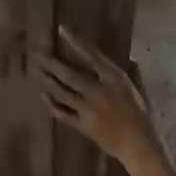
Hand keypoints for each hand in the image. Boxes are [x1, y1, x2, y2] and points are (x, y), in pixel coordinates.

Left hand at [36, 27, 161, 165]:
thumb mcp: (132, 88)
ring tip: (35, 71)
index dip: (75, 42)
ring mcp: (88, 110)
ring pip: (63, 93)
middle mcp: (98, 91)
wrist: (137, 145)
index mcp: (114, 79)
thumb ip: (118, 74)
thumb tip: (104, 61)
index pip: (92, 56)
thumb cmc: (140, 116)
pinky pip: (64, 114)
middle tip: (36, 53)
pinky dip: (53, 106)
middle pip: (70, 74)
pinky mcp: (83, 126)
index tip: (61, 29)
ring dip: (48, 81)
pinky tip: (44, 97)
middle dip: (52, 63)